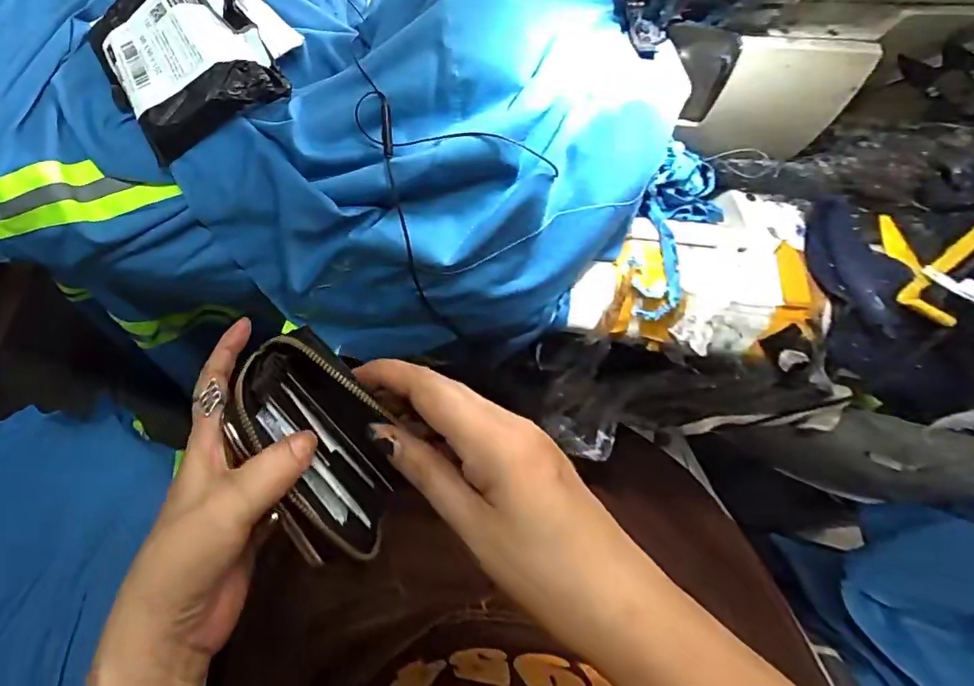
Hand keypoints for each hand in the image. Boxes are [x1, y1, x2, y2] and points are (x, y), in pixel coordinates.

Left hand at [90, 320, 316, 685]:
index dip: (225, 353)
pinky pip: (287, 489)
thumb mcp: (222, 508)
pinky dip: (306, 478)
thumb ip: (266, 472)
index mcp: (203, 448)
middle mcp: (223, 463)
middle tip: (312, 369)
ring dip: (295, 433)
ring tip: (332, 410)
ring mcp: (241, 494)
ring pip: (272, 451)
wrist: (172, 629)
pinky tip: (331, 467)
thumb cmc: (183, 556)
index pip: (213, 388)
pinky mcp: (257, 524)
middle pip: (250, 415)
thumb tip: (311, 435)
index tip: (246, 322)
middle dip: (274, 388)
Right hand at [356, 360, 791, 685]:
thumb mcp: (471, 524)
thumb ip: (426, 470)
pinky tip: (430, 444)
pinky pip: (482, 422)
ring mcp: (528, 433)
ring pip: (465, 402)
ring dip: (424, 405)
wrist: (623, 602)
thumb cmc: (540, 570)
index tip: (350, 374)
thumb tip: (381, 432)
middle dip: (402, 385)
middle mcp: (512, 420)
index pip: (430, 384)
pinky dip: (449, 423)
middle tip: (358, 400)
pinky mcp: (535, 450)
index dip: (388, 372)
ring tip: (383, 421)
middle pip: (447, 387)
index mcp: (494, 434)